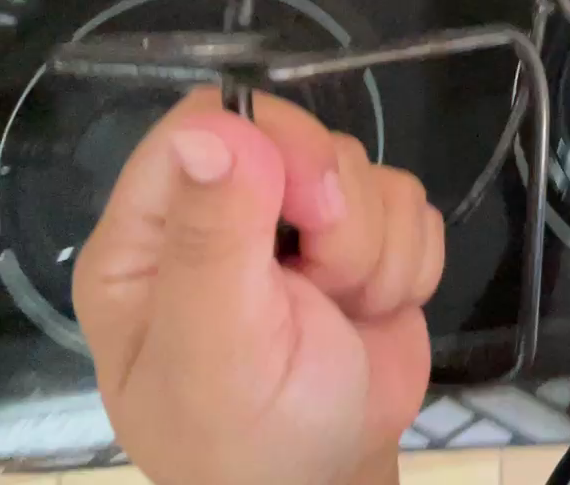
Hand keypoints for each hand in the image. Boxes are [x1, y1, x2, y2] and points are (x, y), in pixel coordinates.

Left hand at [73, 87, 443, 484]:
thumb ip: (212, 239)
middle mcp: (228, 213)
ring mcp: (305, 223)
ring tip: (346, 312)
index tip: (312, 203)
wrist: (333, 477)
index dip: (274, 140)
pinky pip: (414, 203)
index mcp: (155, 235)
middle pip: (307, 140)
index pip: (209, 120)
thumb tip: (210, 128)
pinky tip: (377, 307)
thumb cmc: (251, 435)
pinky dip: (410, 261)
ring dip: (378, 252)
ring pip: (371, 172)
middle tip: (326, 287)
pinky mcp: (371, 233)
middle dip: (341, 216)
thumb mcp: (218, 351)